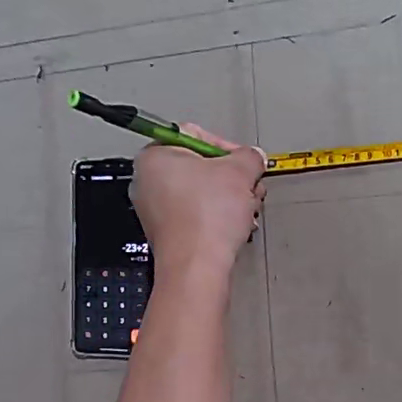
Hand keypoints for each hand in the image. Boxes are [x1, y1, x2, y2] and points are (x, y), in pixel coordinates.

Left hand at [131, 125, 266, 278]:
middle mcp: (148, 182)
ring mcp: (156, 210)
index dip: (227, 146)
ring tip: (245, 208)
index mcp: (154, 156)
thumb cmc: (206, 219)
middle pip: (201, 167)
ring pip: (202, 192)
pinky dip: (218, 217)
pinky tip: (235, 225)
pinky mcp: (168, 233)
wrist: (198, 266)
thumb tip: (253, 157)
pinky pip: (197, 215)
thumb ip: (250, 157)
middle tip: (248, 186)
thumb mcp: (240, 172)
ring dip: (230, 198)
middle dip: (232, 178)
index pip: (196, 135)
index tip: (244, 160)